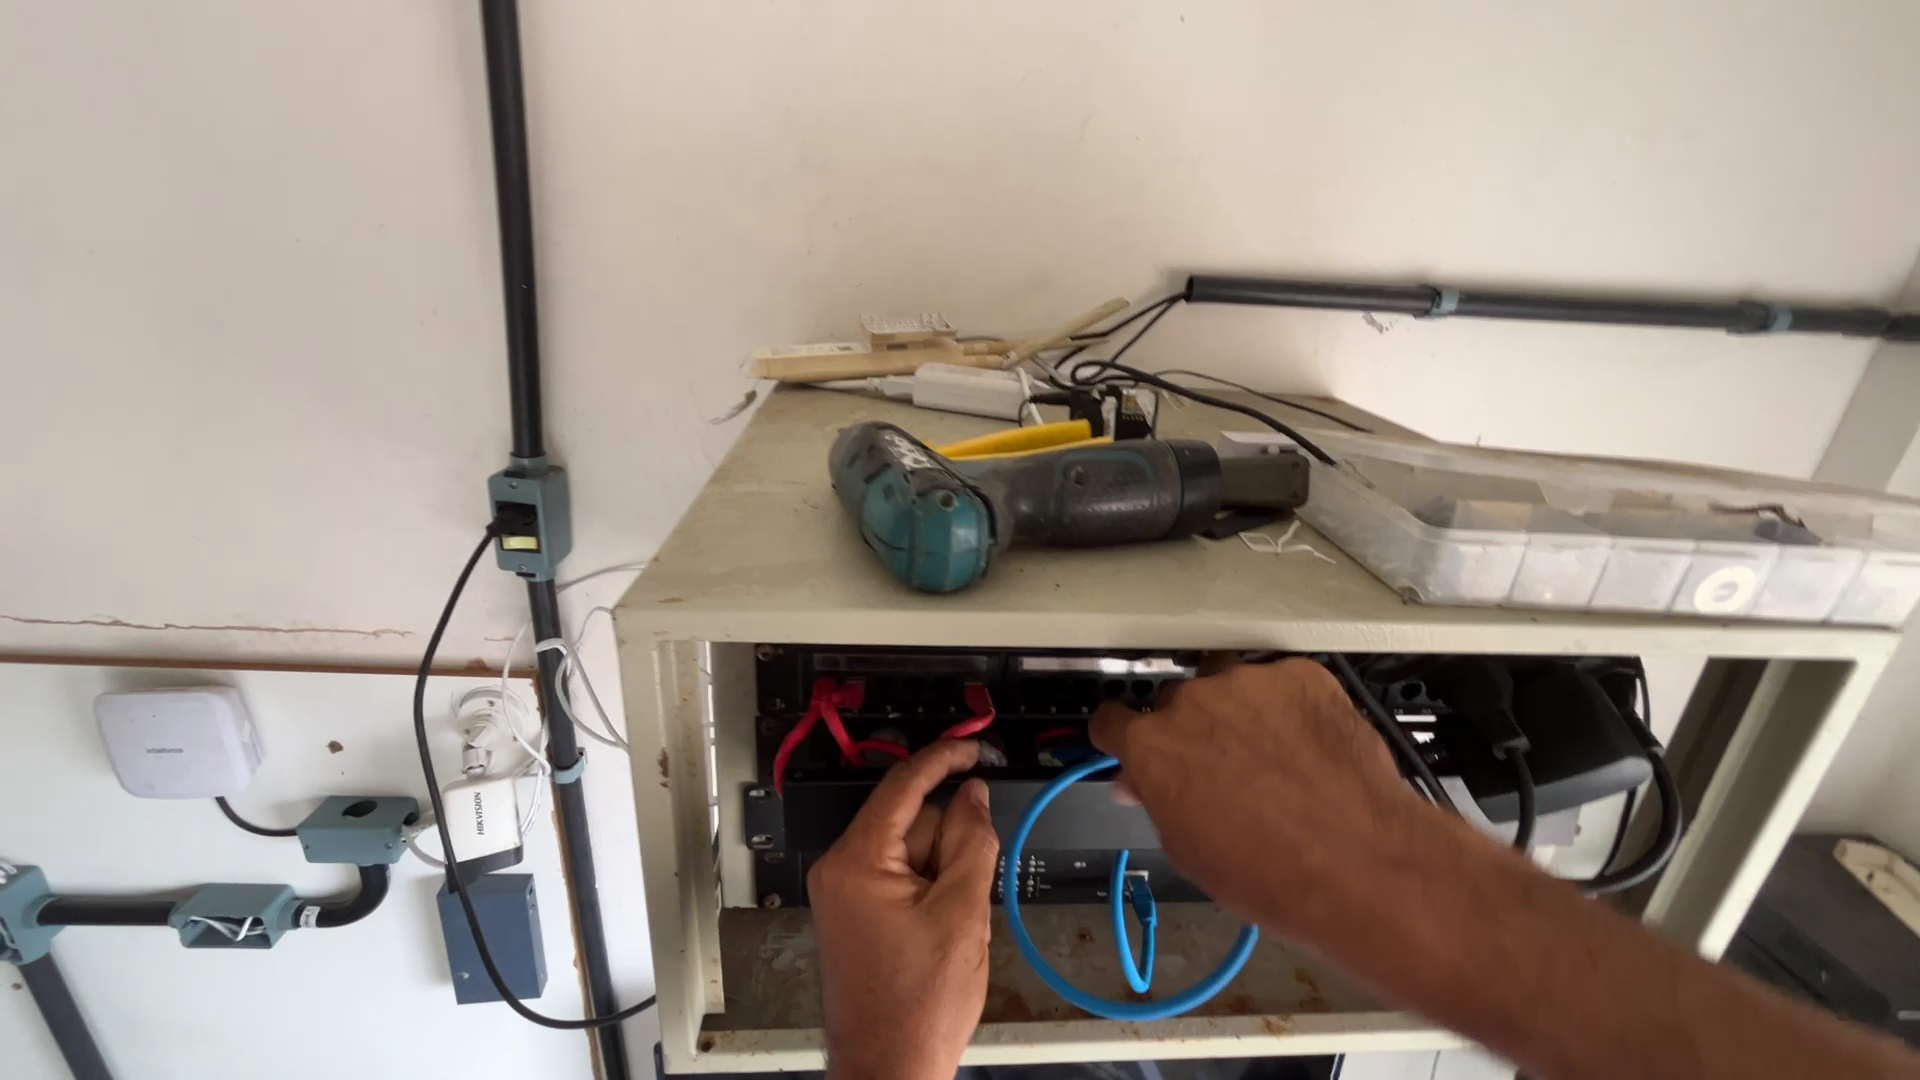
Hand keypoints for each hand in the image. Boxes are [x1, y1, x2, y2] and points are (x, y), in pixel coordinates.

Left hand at [809, 739, 998, 1079]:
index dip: (943, 757)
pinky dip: (929, 886)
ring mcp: (845, 889)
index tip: (975, 747)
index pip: (903, 784)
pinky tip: (938, 927)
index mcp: (858, 859)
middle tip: (968, 889)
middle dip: (949, 840)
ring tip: (950, 924)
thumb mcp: (961, 912)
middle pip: (911, 820)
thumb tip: (973, 793)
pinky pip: (900, 872)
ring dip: (942, 870)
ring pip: (911, 848)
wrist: (888, 1073)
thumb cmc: (919, 1004)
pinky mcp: (855, 908)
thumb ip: (971, 841)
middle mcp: (841, 866)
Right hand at [1090, 657, 1442, 938]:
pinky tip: (1304, 745)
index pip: (1111, 719)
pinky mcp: (1299, 677)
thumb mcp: (1187, 849)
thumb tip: (1143, 782)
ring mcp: (1246, 684)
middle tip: (1218, 763)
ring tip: (1269, 754)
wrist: (1361, 864)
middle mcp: (1191, 702)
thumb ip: (1156, 799)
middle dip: (1188, 728)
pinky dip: (1287, 706)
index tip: (1129, 738)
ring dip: (1235, 709)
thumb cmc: (1273, 871)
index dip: (1120, 734)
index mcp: (1152, 745)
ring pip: (1226, 683)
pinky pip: (1280, 682)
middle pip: (1174, 701)